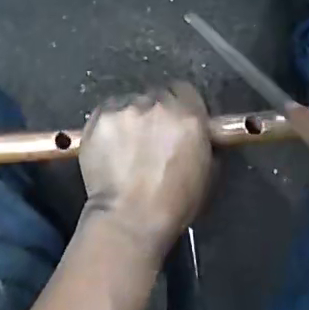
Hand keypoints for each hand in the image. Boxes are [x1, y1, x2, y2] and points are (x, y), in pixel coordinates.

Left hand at [78, 83, 212, 255]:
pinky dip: (110, 124)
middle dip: (155, 112)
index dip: (180, 105)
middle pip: (156, 95)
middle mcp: (158, 104)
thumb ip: (203, 141)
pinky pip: (108, 111)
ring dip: (132, 117)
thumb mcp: (207, 172)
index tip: (174, 122)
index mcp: (188, 115)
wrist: (129, 219)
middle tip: (150, 137)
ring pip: (130, 102)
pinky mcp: (101, 116)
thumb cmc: (174, 204)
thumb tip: (200, 132)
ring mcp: (127, 108)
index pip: (184, 90)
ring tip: (127, 145)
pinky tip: (110, 145)